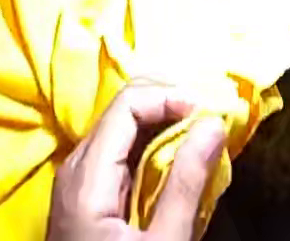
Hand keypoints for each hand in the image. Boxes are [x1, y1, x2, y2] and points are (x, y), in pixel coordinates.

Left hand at [47, 81, 228, 240]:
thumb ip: (186, 183)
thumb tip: (213, 122)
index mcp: (86, 178)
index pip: (127, 104)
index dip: (168, 96)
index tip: (205, 112)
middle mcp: (76, 167)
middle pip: (123, 106)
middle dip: (168, 100)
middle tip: (207, 115)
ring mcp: (78, 179)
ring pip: (123, 122)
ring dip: (164, 118)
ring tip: (199, 129)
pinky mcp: (88, 193)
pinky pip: (121, 146)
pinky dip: (153, 139)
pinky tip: (177, 151)